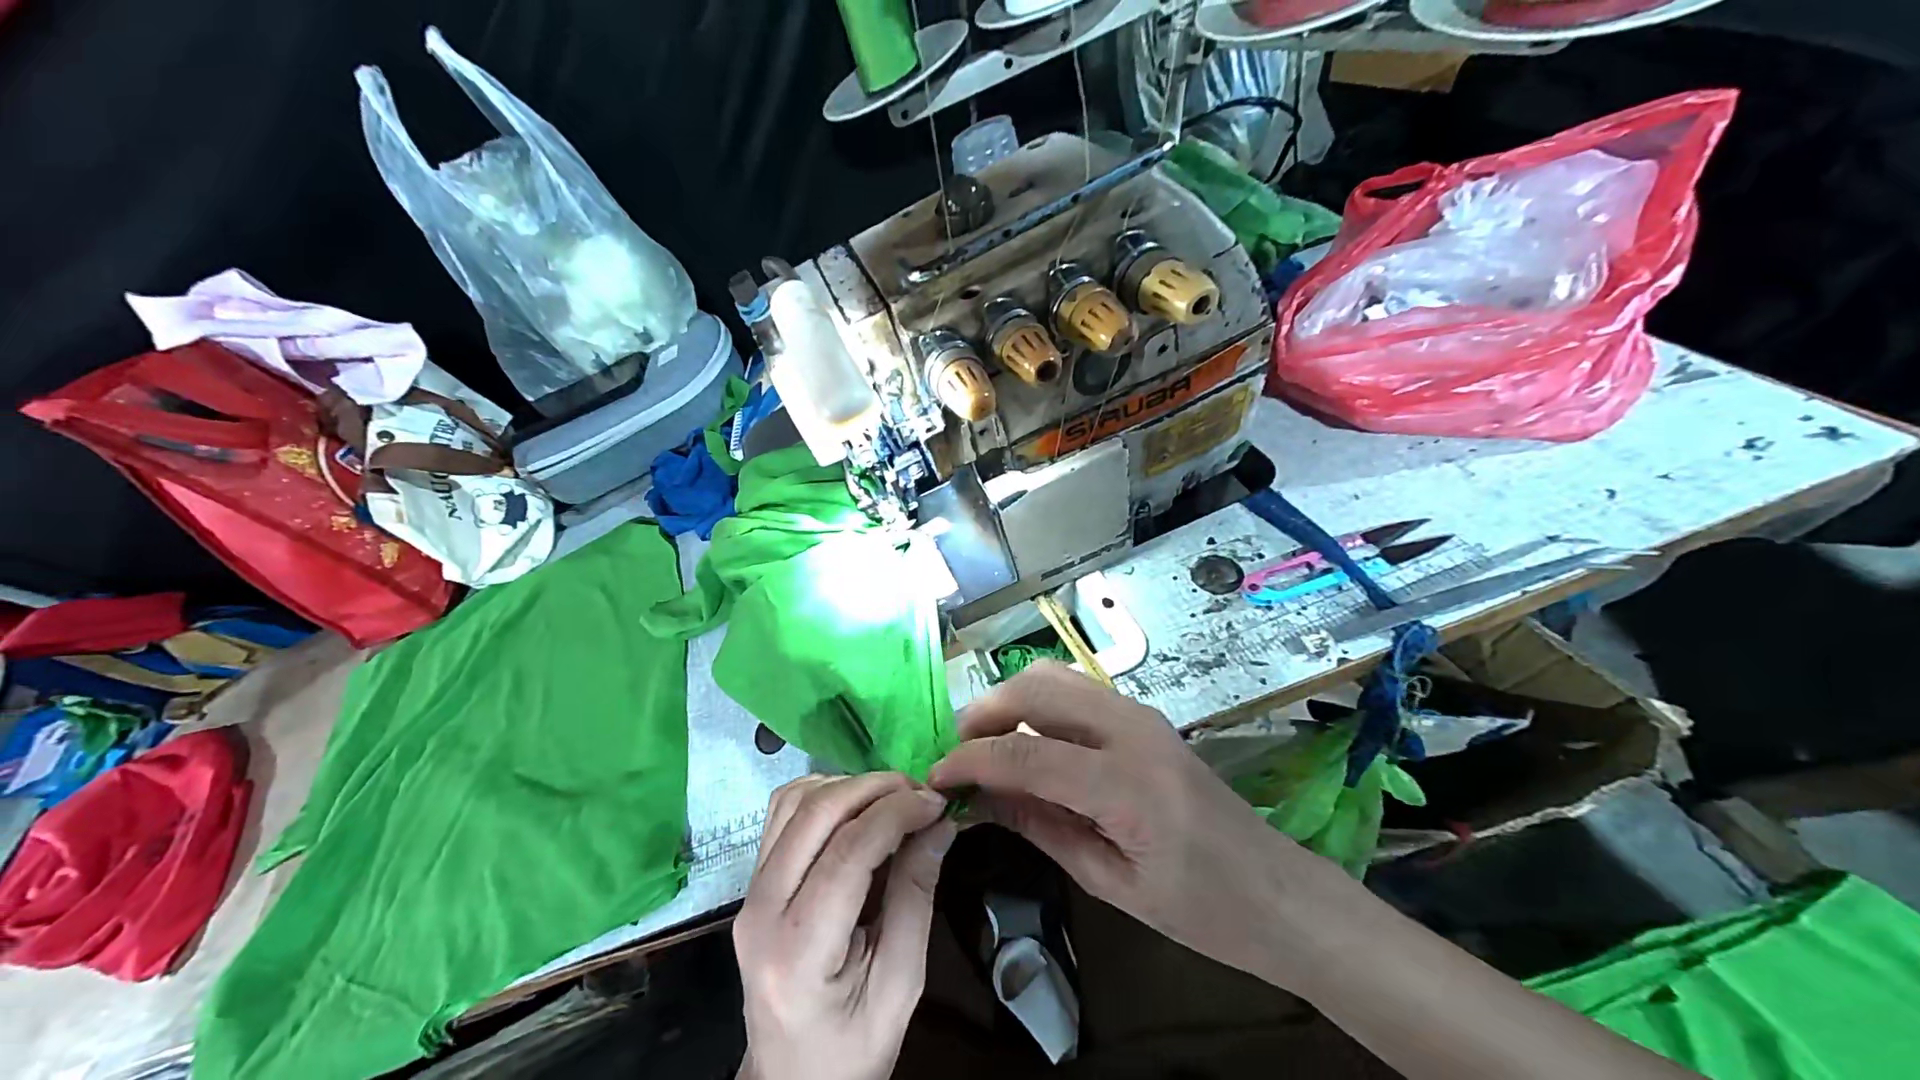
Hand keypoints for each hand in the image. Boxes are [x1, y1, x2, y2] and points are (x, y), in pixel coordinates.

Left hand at [734, 773, 955, 1079]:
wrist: (791, 1079)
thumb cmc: (852, 1047)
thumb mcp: (901, 983)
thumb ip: (916, 896)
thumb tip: (940, 824)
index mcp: (798, 951)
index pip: (847, 852)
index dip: (897, 814)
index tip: (937, 802)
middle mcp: (761, 911)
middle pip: (815, 813)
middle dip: (875, 788)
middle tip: (920, 793)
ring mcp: (749, 893)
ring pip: (793, 802)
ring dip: (848, 785)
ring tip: (894, 797)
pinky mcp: (752, 883)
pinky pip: (781, 813)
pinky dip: (823, 793)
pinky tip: (856, 806)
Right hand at [929, 662, 1354, 991]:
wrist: (1277, 890)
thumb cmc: (1200, 908)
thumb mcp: (1109, 882)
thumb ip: (1040, 827)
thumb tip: (979, 799)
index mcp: (1127, 785)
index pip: (1024, 753)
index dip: (969, 761)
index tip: (935, 777)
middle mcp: (1132, 730)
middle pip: (1034, 690)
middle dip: (983, 713)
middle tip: (957, 753)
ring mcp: (1141, 713)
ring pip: (1054, 676)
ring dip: (1009, 700)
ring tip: (987, 743)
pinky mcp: (1144, 714)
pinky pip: (1076, 689)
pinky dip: (1038, 702)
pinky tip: (1028, 738)